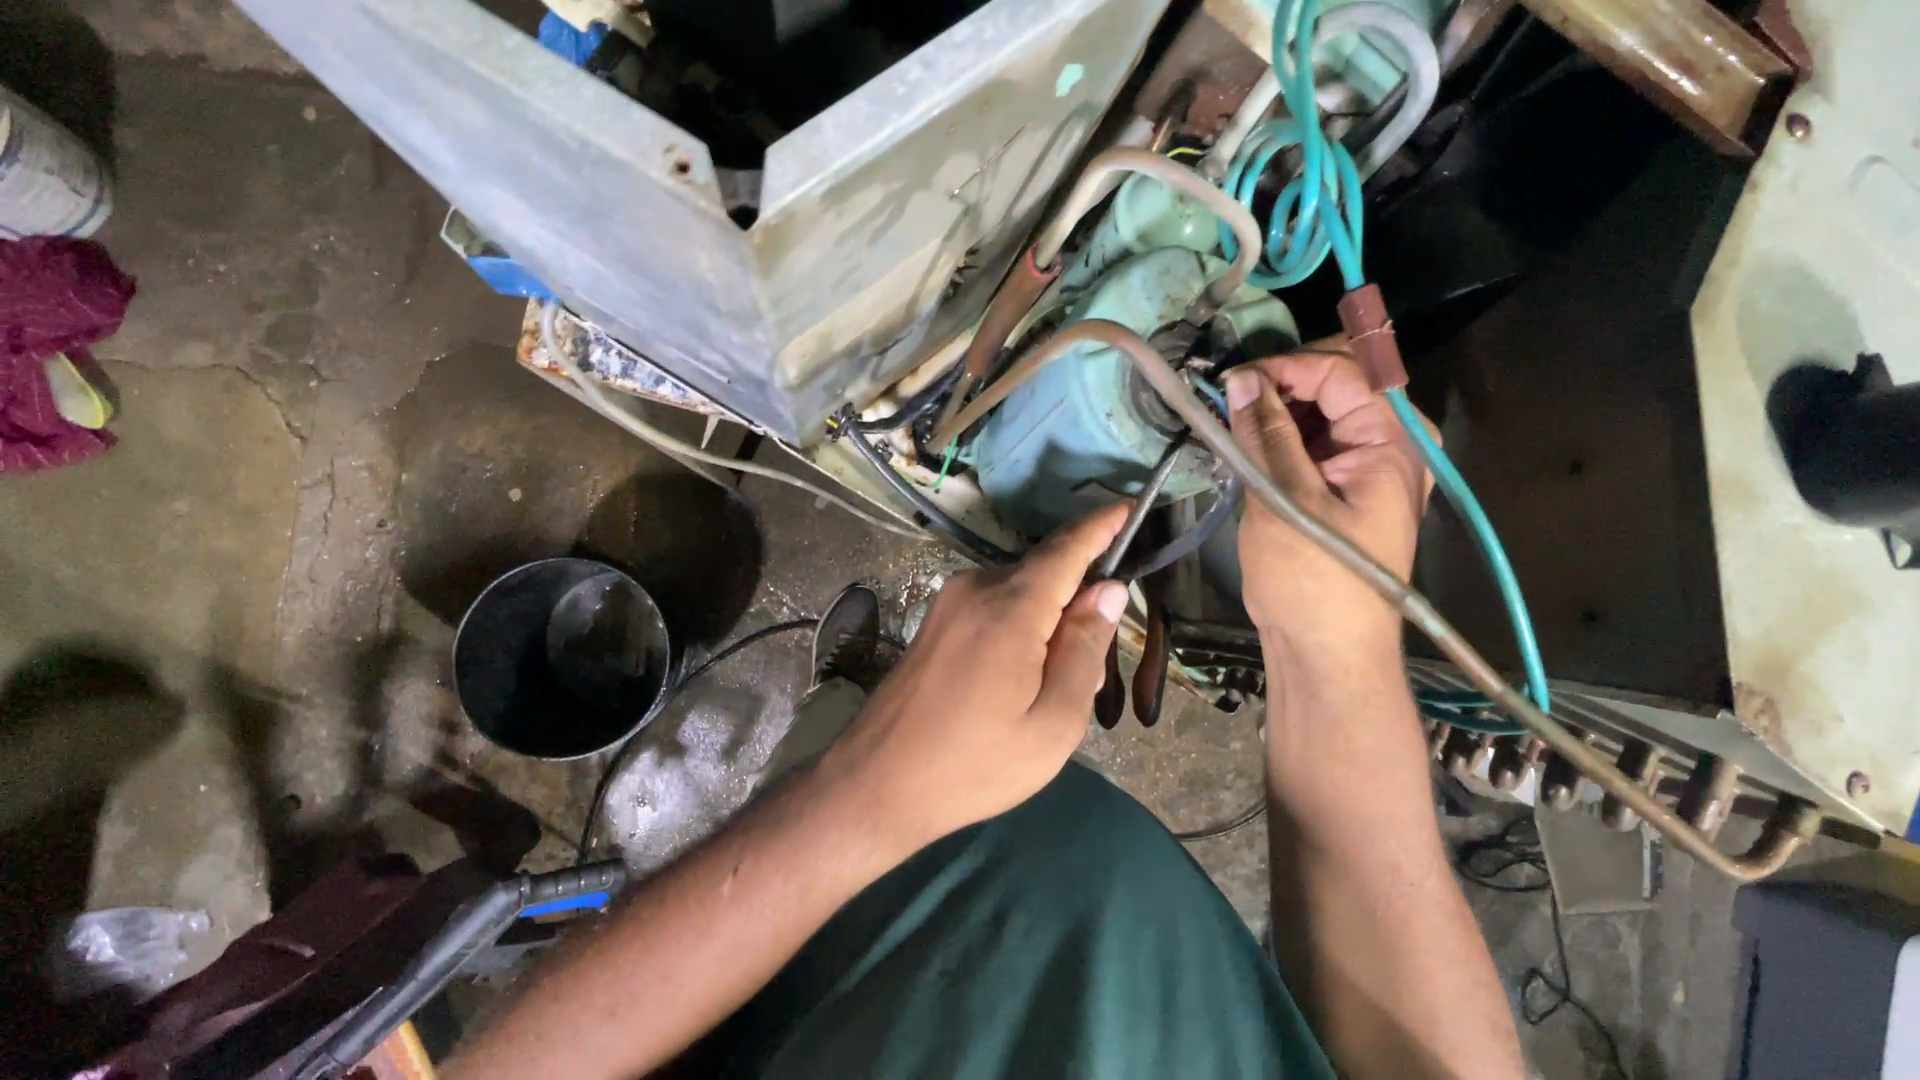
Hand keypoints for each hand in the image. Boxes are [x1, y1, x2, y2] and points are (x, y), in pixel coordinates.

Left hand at [815, 504, 1130, 847]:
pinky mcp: (934, 622)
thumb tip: (1107, 590)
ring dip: (1048, 620)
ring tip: (1056, 686)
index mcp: (1010, 607)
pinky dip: (1021, 628)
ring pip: (1019, 593)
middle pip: (1045, 573)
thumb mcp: (1053, 722)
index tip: (1131, 506)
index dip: (1103, 525)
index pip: (1067, 548)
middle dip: (1079, 601)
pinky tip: (1020, 680)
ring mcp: (949, 603)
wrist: (877, 784)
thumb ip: (1085, 648)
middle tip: (1095, 663)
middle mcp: (976, 588)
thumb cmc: (975, 764)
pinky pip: (993, 608)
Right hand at [1225, 349, 1430, 670]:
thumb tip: (1239, 378)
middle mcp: (1391, 440)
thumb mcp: (1284, 501)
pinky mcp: (1343, 481)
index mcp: (1393, 440)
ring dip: (1276, 403)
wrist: (1325, 648)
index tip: (1231, 383)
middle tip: (1232, 393)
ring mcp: (1368, 461)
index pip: (1342, 372)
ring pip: (1321, 404)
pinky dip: (1278, 430)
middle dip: (1283, 377)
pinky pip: (1312, 436)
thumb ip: (1264, 434)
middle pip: (1339, 378)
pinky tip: (1245, 439)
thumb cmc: (1313, 580)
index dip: (1285, 367)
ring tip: (1231, 416)